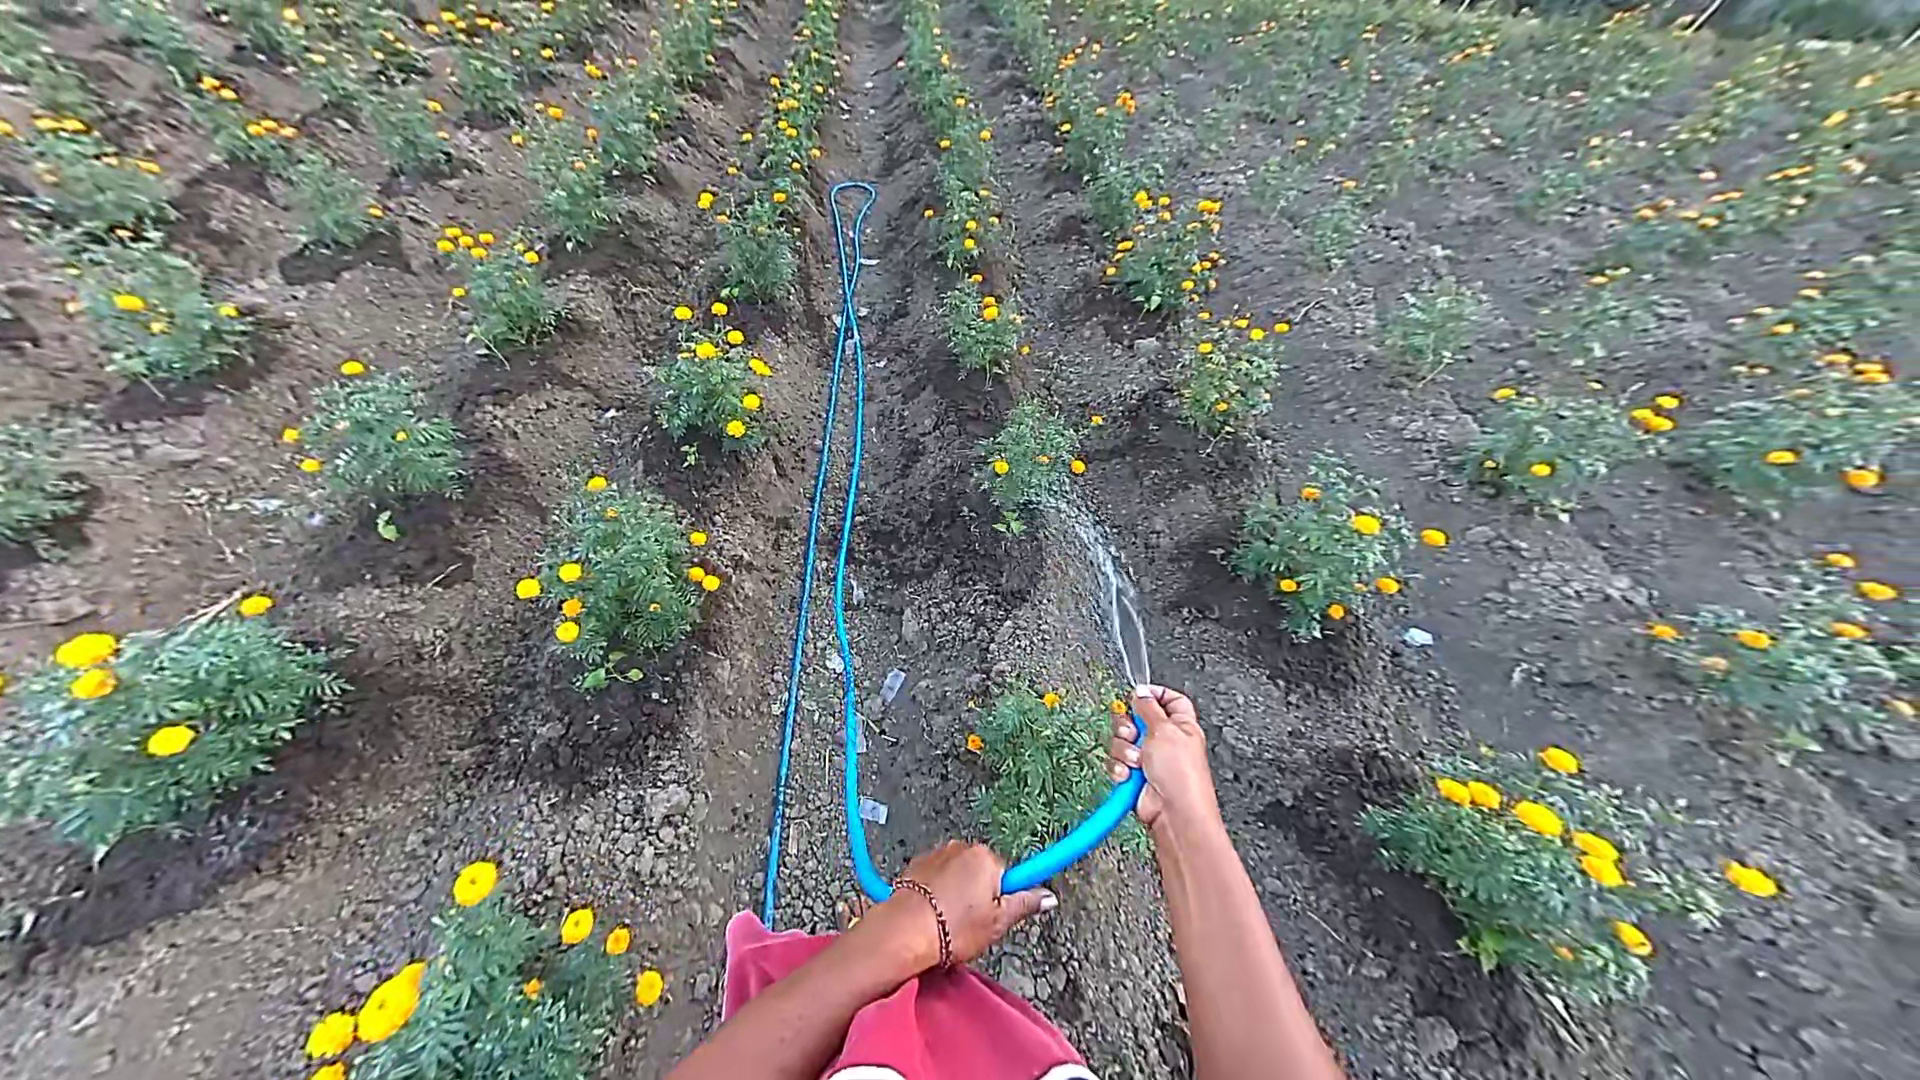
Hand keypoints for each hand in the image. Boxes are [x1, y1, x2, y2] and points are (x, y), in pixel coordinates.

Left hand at [866, 841, 1055, 972]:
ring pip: (958, 873)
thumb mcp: (997, 922)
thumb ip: (1025, 904)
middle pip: (981, 871)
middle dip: (979, 895)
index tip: (994, 912)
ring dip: (957, 891)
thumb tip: (1050, 896)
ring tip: (948, 922)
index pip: (1006, 873)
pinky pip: (937, 876)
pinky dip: (937, 890)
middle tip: (972, 925)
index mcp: (986, 858)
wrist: (905, 929)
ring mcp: (938, 852)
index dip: (1002, 897)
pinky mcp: (918, 863)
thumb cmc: (953, 928)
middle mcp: (962, 846)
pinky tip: (933, 914)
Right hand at [1107, 684, 1219, 834]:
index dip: (1153, 694)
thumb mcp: (1165, 730)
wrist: (1173, 813)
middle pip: (1135, 718)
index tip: (1138, 695)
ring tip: (1138, 761)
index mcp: (1179, 724)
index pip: (1168, 699)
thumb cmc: (1182, 775)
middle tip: (1134, 734)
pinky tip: (1130, 775)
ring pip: (1121, 740)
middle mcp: (1163, 739)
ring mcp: (1147, 757)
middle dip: (1128, 726)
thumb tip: (1141, 692)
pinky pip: (1115, 761)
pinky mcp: (1133, 774)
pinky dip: (1120, 768)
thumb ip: (1149, 707)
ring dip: (1124, 750)